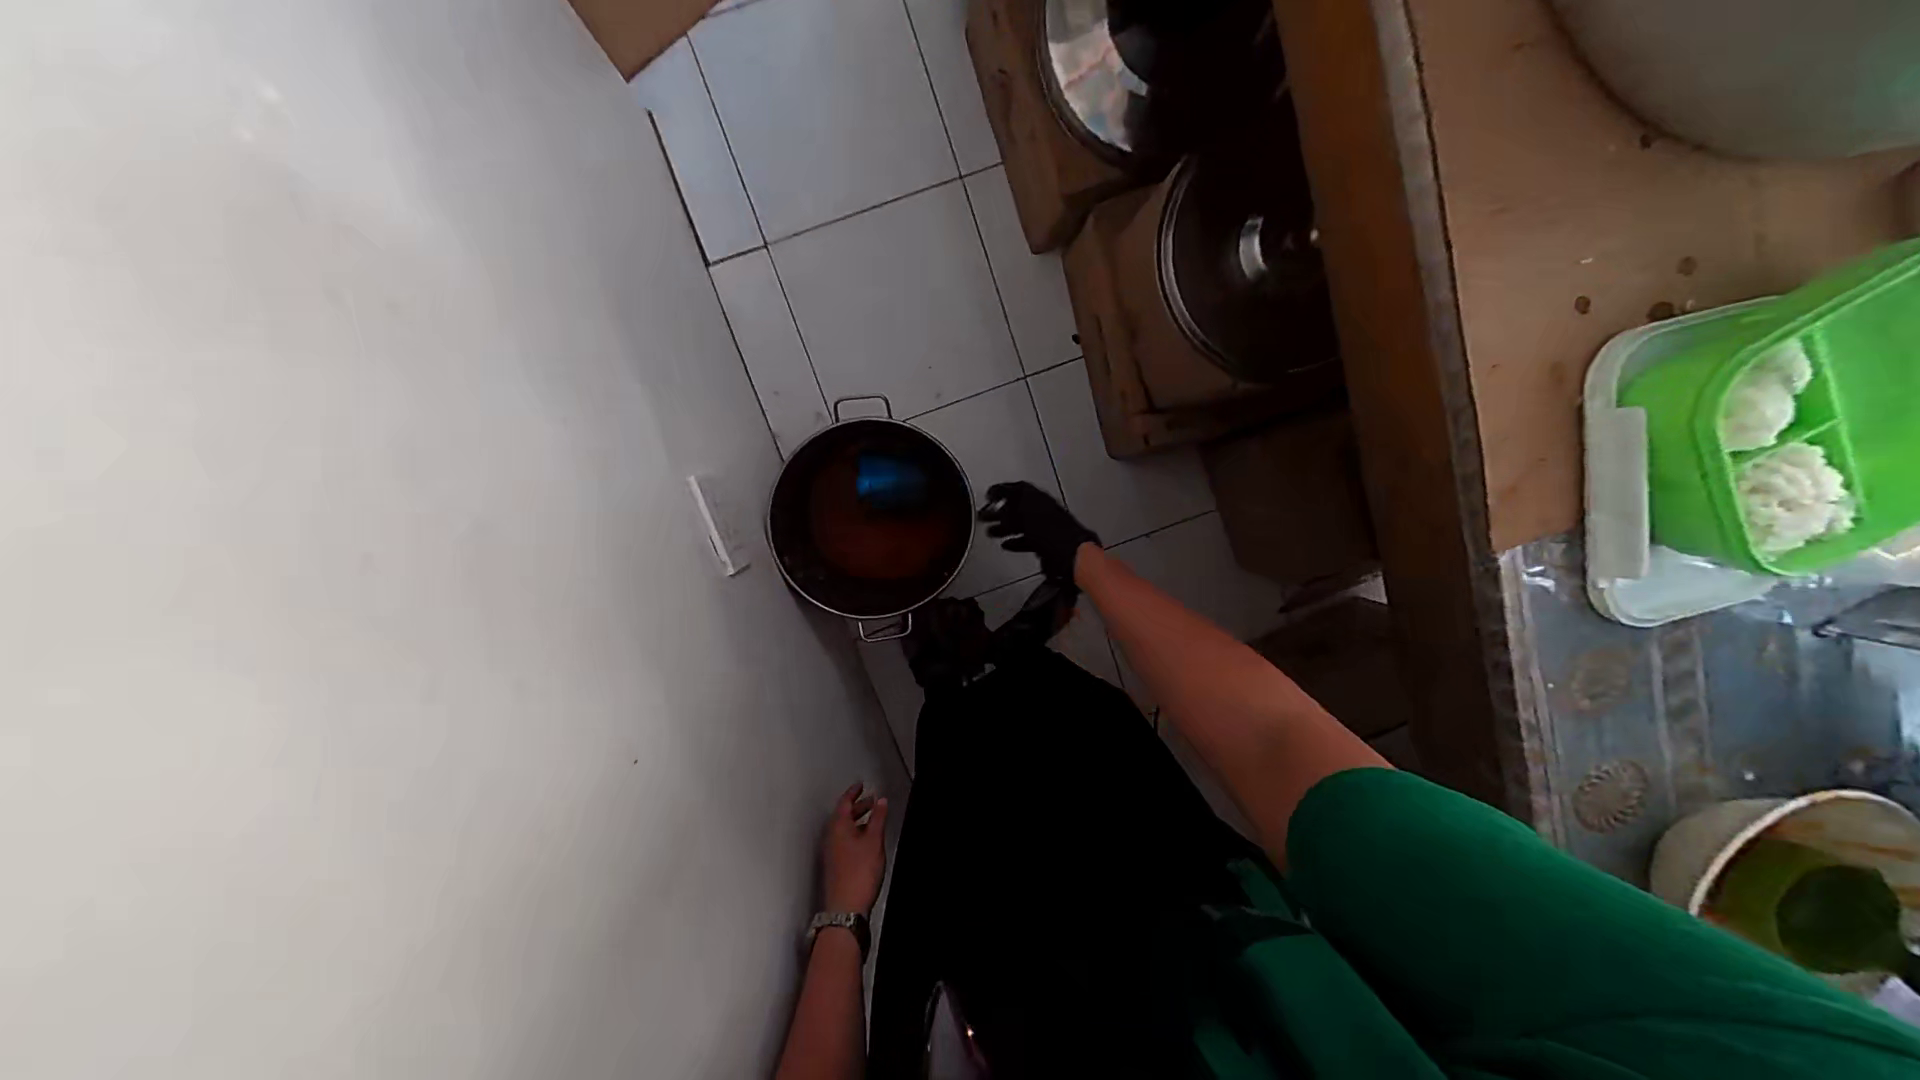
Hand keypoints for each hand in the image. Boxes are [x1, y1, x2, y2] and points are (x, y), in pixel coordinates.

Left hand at [822, 783, 888, 915]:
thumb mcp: (874, 841)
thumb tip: (881, 800)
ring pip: (844, 828)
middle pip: (843, 815)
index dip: (853, 792)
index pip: (844, 802)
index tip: (861, 785)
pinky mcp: (835, 864)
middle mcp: (831, 837)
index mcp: (838, 827)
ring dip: (858, 820)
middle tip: (872, 800)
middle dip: (858, 806)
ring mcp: (832, 851)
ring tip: (873, 819)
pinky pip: (844, 840)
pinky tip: (867, 841)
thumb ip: (878, 818)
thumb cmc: (859, 873)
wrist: (846, 907)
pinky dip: (855, 833)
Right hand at [979, 481, 1099, 584]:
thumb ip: (1011, 510)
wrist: (1074, 556)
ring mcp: (1048, 528)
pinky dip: (1016, 541)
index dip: (1000, 491)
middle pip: (1018, 507)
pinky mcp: (1050, 545)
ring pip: (1023, 524)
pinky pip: (1029, 539)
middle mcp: (1044, 510)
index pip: (1017, 489)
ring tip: (991, 532)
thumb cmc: (1051, 534)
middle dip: (1000, 512)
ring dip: (1006, 527)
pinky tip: (1007, 545)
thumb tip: (998, 508)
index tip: (988, 495)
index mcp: (1039, 499)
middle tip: (985, 517)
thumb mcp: (1026, 517)